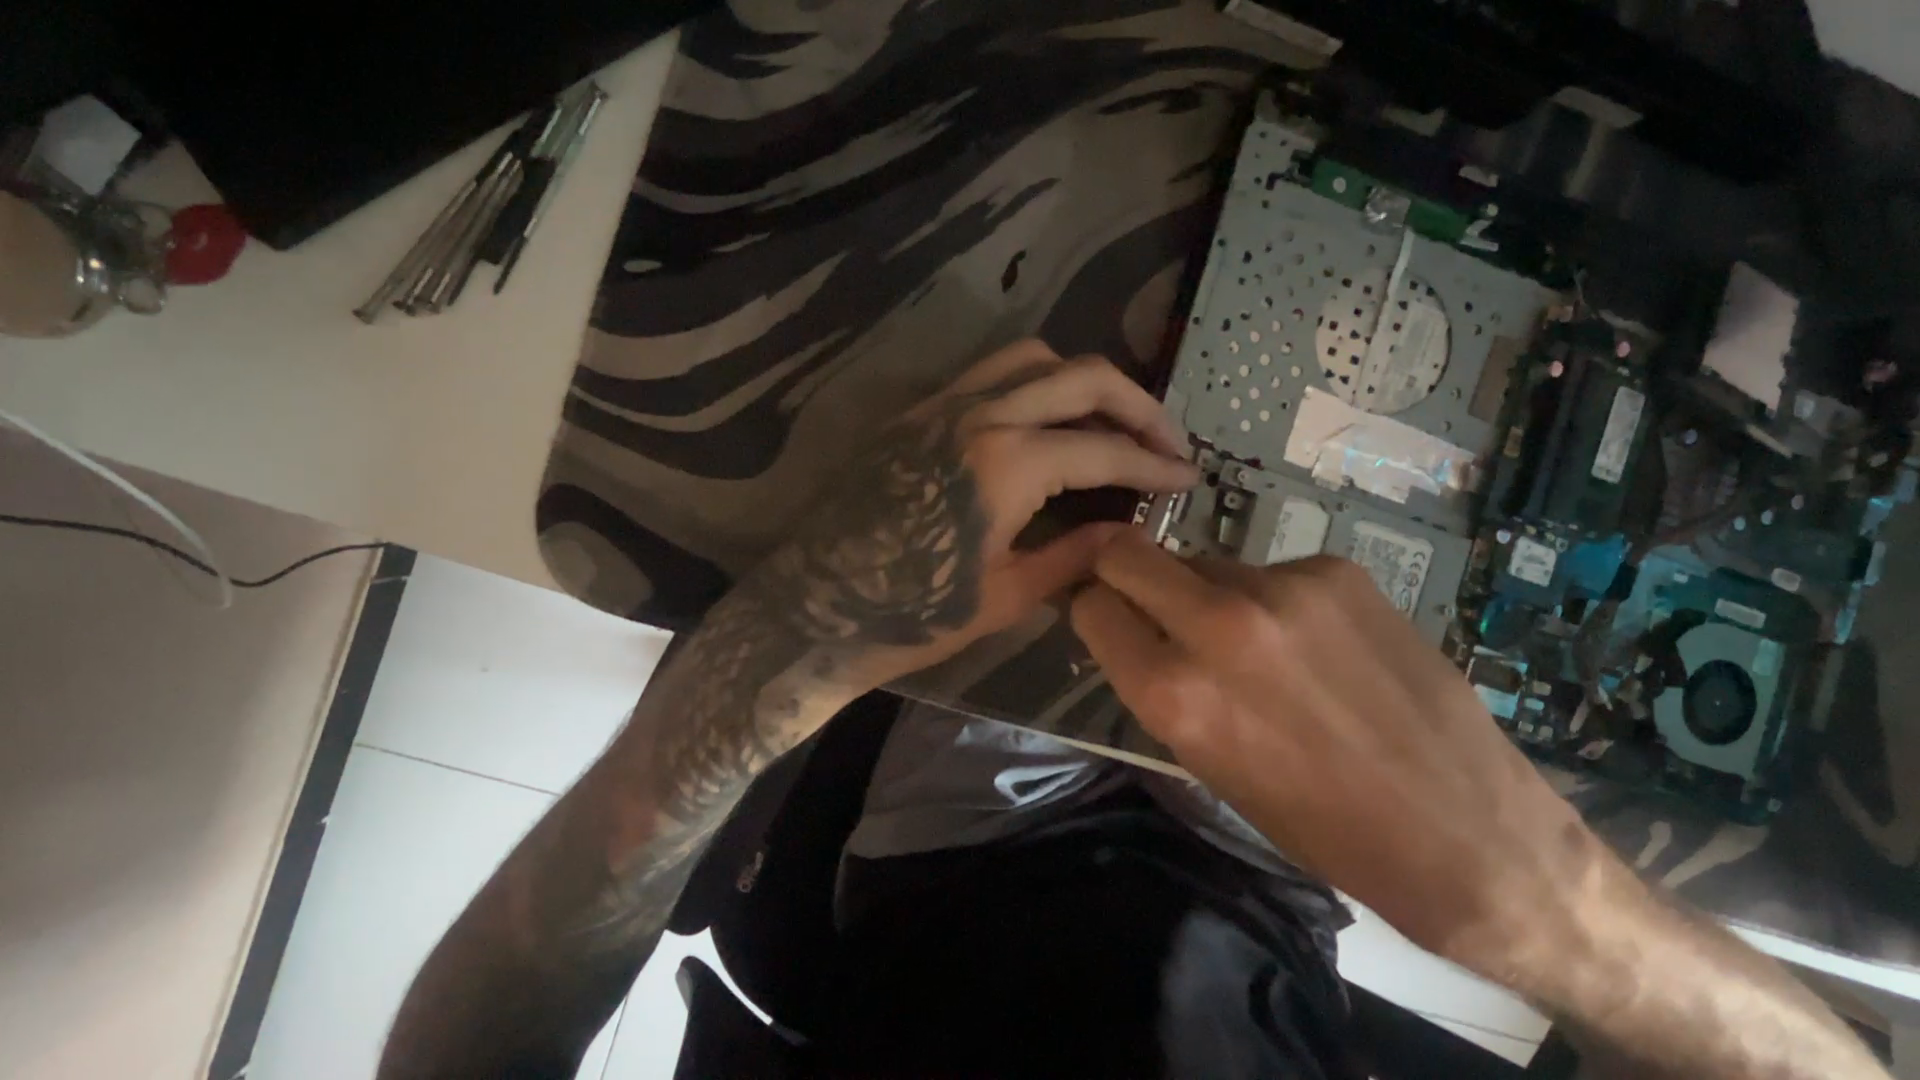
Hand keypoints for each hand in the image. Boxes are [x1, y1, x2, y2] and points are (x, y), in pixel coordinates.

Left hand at [754, 339, 1197, 693]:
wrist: (819, 607)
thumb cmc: (914, 614)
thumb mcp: (1008, 595)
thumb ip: (1076, 553)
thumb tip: (1128, 531)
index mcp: (1008, 464)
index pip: (1104, 449)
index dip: (1155, 464)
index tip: (1189, 478)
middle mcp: (980, 414)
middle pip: (1082, 377)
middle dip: (1138, 405)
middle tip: (1166, 442)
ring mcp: (944, 405)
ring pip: (1033, 358)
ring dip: (1083, 381)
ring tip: (1110, 422)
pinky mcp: (919, 413)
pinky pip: (990, 374)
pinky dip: (1034, 383)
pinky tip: (1048, 422)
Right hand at [1070, 532, 1622, 972]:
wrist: (1466, 830)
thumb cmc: (1323, 828)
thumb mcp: (1212, 767)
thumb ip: (1164, 688)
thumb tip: (1137, 632)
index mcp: (1175, 692)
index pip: (1090, 606)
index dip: (1092, 611)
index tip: (1106, 620)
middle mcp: (1219, 625)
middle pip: (1128, 553)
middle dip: (1122, 571)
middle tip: (1147, 601)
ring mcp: (1284, 588)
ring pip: (1205, 562)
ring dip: (1208, 593)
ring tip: (1258, 646)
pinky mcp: (1337, 570)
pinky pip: (1272, 572)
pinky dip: (1274, 601)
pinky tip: (1318, 647)